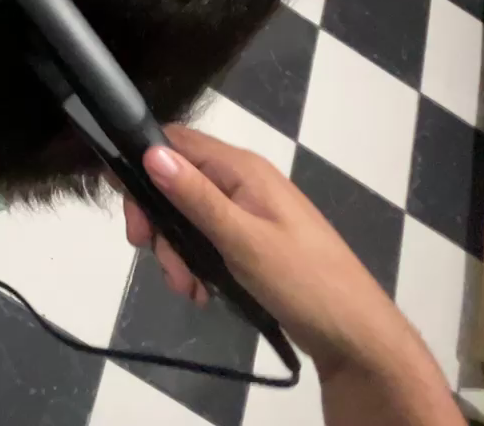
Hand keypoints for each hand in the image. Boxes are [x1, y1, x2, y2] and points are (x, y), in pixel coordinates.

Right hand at [123, 126, 411, 377]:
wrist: (362, 342)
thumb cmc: (305, 283)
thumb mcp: (243, 240)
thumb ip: (194, 196)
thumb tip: (150, 152)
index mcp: (241, 169)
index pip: (175, 141)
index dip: (141, 160)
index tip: (122, 197)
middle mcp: (241, 181)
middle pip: (175, 181)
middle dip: (156, 217)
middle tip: (146, 250)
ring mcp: (247, 210)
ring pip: (187, 214)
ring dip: (175, 248)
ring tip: (185, 285)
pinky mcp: (250, 238)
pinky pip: (206, 237)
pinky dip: (194, 260)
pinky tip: (200, 289)